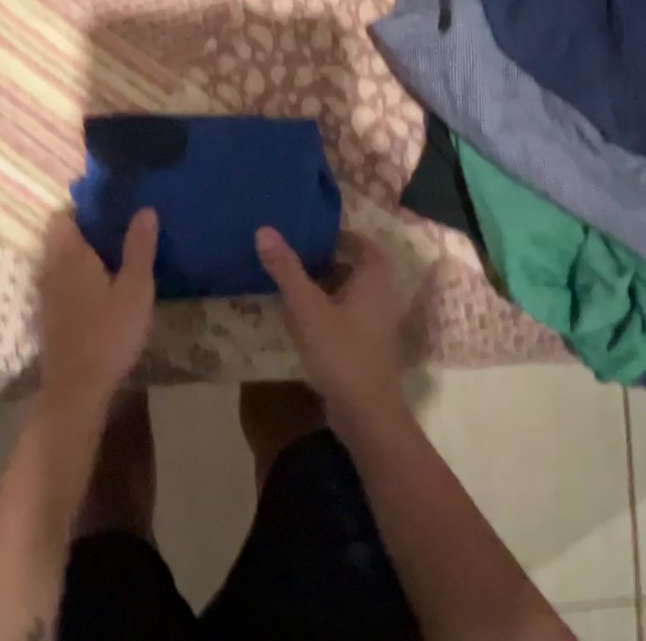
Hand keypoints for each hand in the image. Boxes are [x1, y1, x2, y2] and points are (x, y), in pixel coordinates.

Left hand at [36, 209, 157, 405]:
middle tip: (116, 227)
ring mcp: (46, 292)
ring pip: (58, 259)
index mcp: (70, 254)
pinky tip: (98, 285)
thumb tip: (145, 209)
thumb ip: (139, 248)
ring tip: (110, 253)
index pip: (64, 215)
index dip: (83, 207)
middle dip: (83, 228)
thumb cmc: (109, 333)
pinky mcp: (49, 313)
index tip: (109, 204)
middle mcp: (51, 267)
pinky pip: (59, 280)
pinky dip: (75, 275)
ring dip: (78, 252)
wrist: (77, 386)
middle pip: (59, 235)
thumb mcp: (135, 289)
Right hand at [256, 229, 408, 433]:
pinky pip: (346, 318)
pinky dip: (326, 311)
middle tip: (294, 256)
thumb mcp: (306, 308)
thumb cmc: (341, 353)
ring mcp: (376, 327)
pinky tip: (299, 319)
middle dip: (327, 261)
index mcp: (374, 282)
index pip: (365, 246)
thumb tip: (264, 229)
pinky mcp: (366, 348)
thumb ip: (286, 269)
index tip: (312, 234)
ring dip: (324, 287)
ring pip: (350, 295)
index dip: (341, 237)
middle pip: (357, 269)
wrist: (367, 415)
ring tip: (290, 283)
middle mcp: (381, 300)